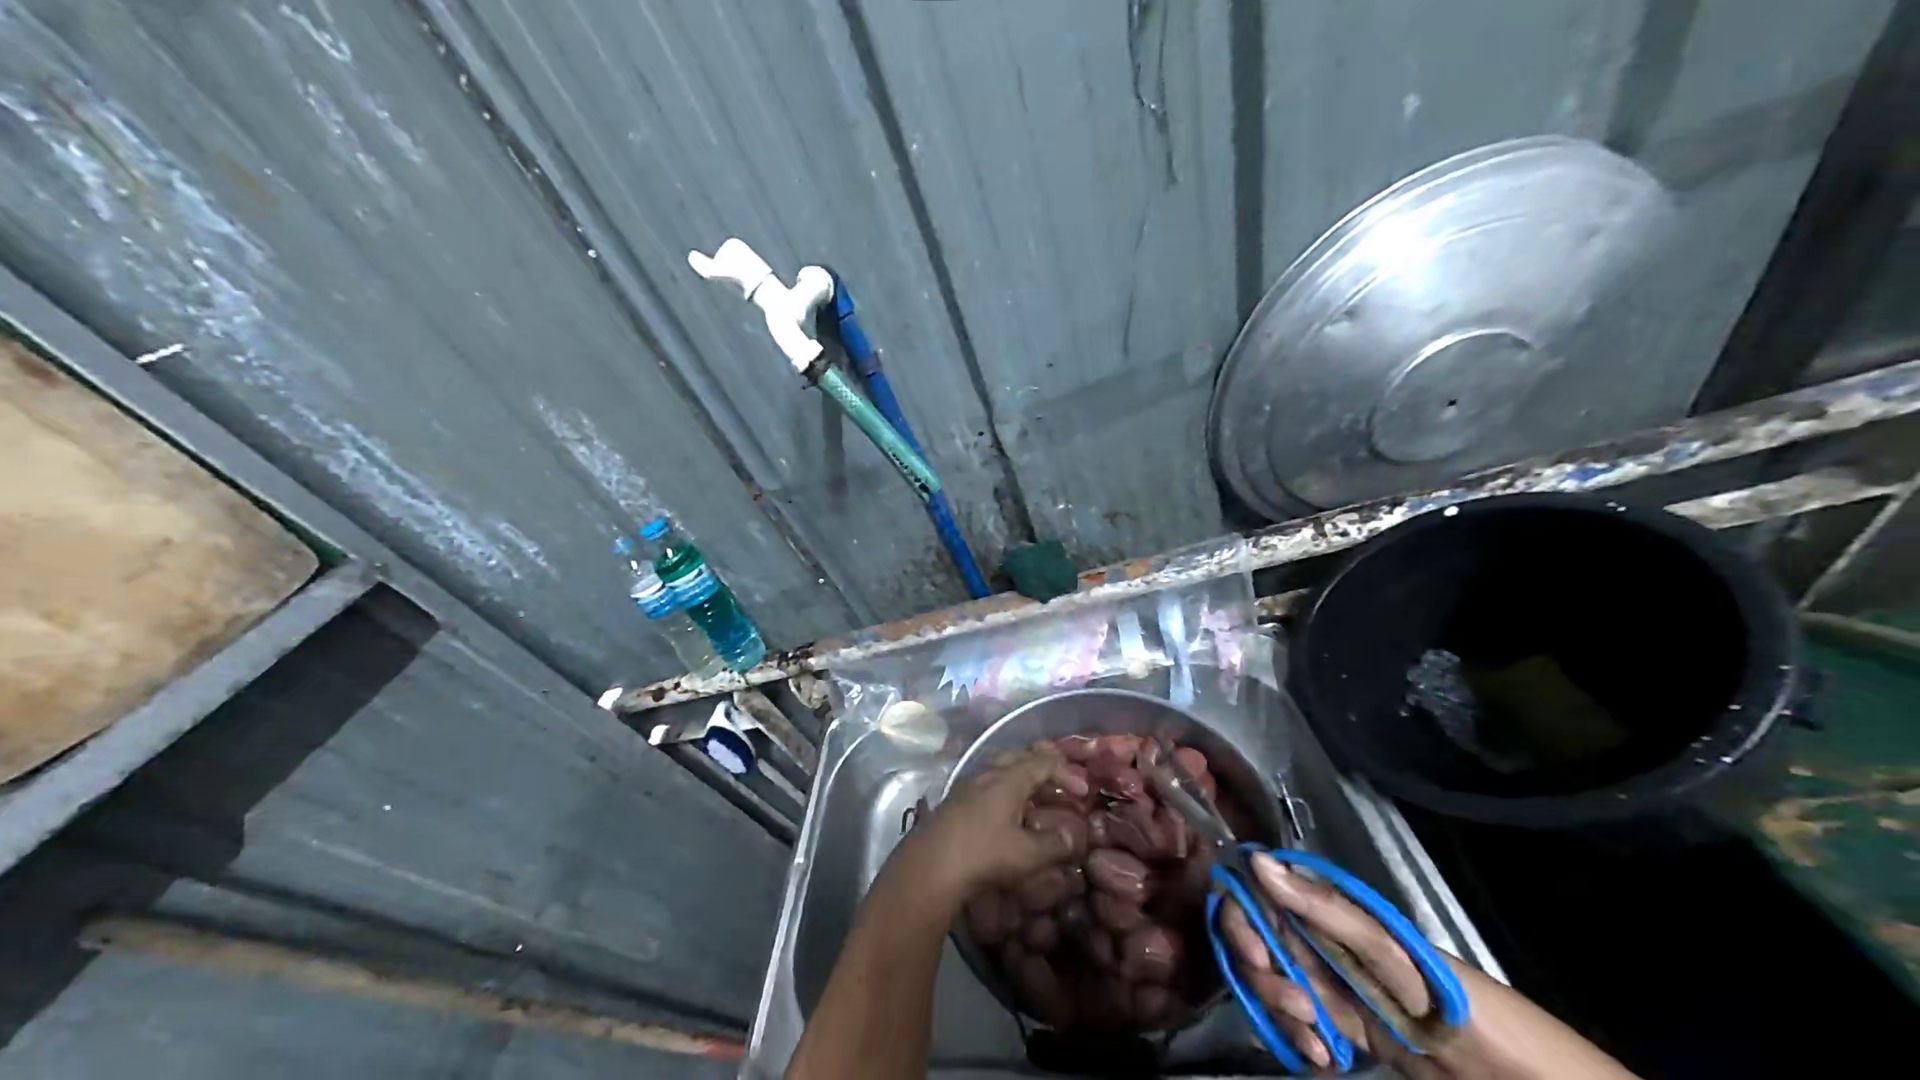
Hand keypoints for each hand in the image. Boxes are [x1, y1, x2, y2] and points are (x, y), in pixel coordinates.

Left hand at [889, 747, 1077, 908]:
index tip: (1082, 790)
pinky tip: (1007, 813)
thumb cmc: (984, 854)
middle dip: (1042, 767)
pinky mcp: (955, 801)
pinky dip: (1004, 792)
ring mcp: (967, 786)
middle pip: (1019, 758)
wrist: (930, 865)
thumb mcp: (1027, 854)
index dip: (1066, 772)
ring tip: (1035, 798)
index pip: (1043, 762)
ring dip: (1021, 780)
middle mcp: (987, 774)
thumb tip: (1074, 836)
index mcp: (1008, 778)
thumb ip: (1055, 843)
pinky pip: (987, 786)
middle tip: (1058, 783)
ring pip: (1000, 771)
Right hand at [1222, 852, 1639, 1078]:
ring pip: (1268, 980)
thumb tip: (1256, 860)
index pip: (1260, 892)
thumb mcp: (1394, 954)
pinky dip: (1296, 1036)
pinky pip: (1293, 1018)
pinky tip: (1323, 1057)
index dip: (1242, 917)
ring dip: (1280, 1010)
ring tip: (1318, 1041)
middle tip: (1298, 1007)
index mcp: (1332, 909)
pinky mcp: (1338, 1021)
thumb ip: (1324, 909)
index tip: (1257, 955)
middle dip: (1261, 974)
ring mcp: (1328, 979)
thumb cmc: (1459, 1006)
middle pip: (1254, 938)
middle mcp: (1321, 937)